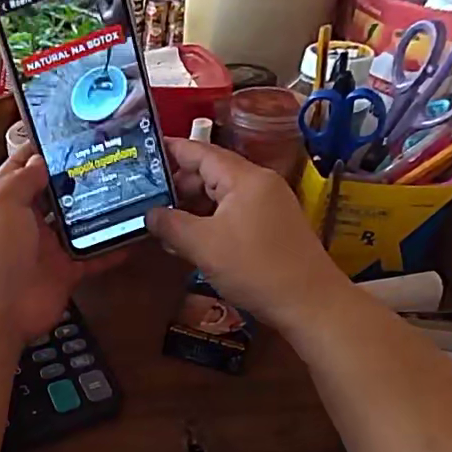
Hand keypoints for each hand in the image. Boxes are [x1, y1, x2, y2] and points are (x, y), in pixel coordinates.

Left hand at [0, 144, 126, 343]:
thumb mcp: (0, 203)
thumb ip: (21, 179)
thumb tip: (39, 161)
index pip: (17, 172)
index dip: (36, 153)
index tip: (63, 136)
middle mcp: (20, 226)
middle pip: (50, 197)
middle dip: (72, 179)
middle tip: (103, 156)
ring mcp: (42, 251)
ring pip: (74, 226)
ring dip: (94, 211)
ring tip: (122, 187)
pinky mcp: (63, 274)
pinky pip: (91, 258)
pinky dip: (110, 250)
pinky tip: (131, 235)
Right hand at [150, 137, 343, 333]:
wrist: (307, 302)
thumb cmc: (253, 268)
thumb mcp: (203, 246)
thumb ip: (171, 225)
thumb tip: (150, 214)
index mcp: (245, 178)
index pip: (202, 152)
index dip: (172, 149)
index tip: (145, 151)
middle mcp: (259, 184)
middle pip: (211, 173)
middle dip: (178, 185)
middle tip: (147, 200)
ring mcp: (267, 206)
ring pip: (220, 197)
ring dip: (191, 208)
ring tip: (162, 224)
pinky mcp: (270, 228)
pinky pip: (232, 215)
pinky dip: (208, 222)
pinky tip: (189, 241)